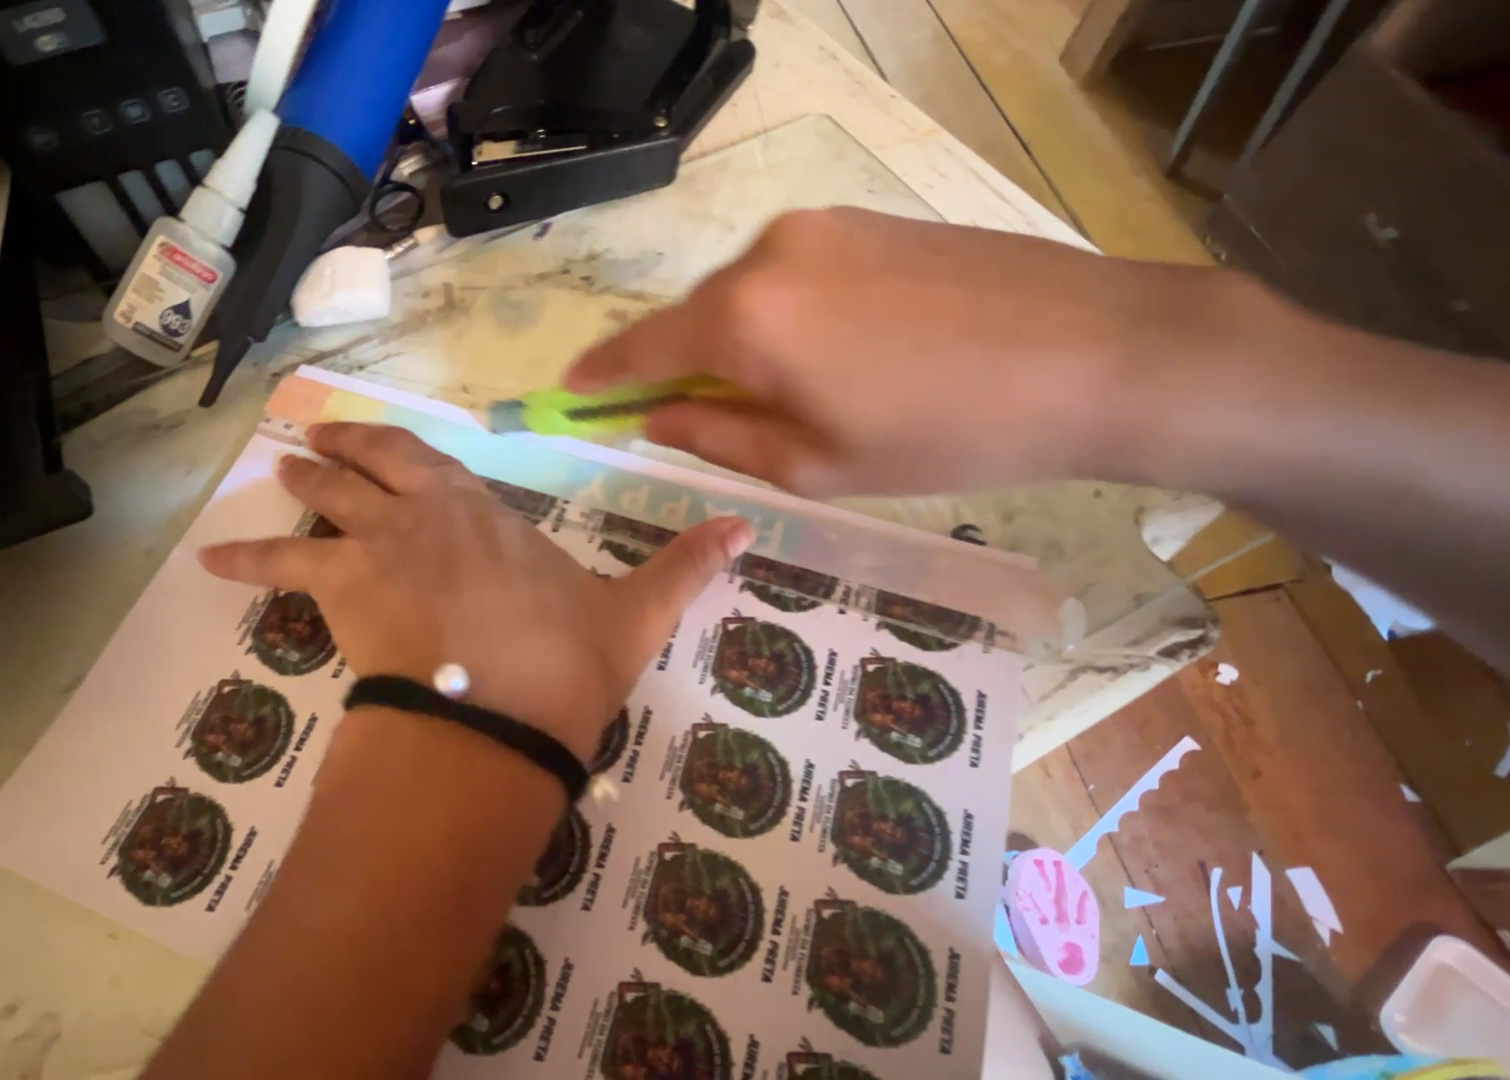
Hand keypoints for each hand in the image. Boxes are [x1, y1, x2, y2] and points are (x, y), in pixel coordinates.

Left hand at [198, 423, 753, 757]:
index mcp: (486, 513)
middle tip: (314, 439)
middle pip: (374, 467)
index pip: (436, 467)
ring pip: (326, 503)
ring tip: (277, 473)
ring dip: (301, 486)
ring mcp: (377, 547)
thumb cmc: (563, 661)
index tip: (381, 446)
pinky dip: (245, 564)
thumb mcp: (634, 613)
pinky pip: (281, 569)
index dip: (405, 454)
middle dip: (346, 451)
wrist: (500, 714)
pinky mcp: (340, 591)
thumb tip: (748, 526)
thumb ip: (685, 567)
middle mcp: (426, 514)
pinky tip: (205, 563)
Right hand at [565, 208, 1260, 495]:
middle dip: (684, 371)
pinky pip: (793, 274)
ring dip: (743, 346)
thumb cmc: (944, 433)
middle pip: (692, 320)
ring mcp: (822, 225)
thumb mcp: (814, 464)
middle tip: (703, 424)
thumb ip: (715, 436)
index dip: (601, 378)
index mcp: (745, 319)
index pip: (641, 349)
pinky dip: (787, 317)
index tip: (571, 395)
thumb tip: (655, 417)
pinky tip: (842, 356)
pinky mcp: (868, 218)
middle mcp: (767, 254)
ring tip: (801, 398)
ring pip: (745, 296)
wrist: (1101, 354)